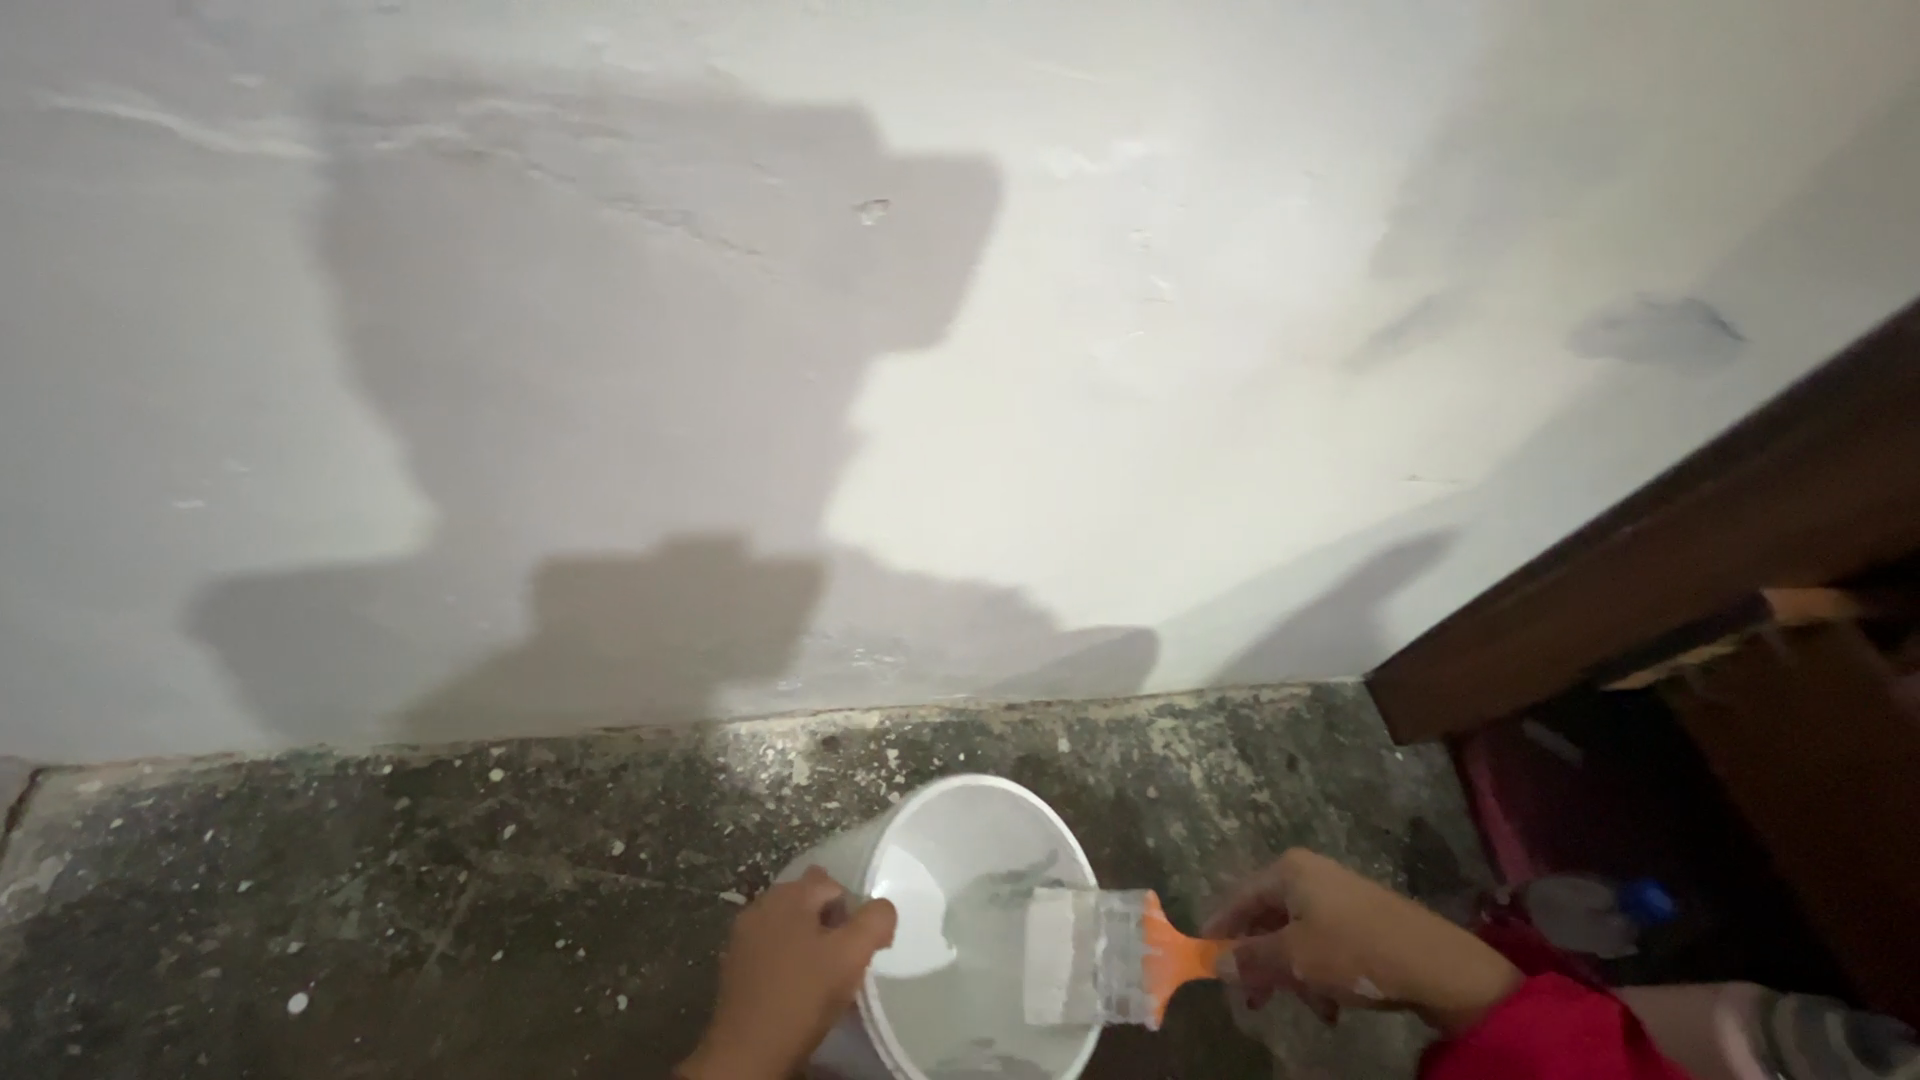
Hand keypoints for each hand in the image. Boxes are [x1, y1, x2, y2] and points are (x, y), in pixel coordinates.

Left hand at [679, 867, 897, 1079]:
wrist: (747, 1052)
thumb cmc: (803, 996)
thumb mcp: (852, 955)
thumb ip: (876, 921)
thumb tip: (883, 908)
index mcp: (789, 895)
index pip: (833, 884)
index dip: (853, 912)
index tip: (858, 948)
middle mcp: (762, 904)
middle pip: (809, 901)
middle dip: (829, 924)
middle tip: (841, 961)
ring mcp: (743, 934)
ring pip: (789, 925)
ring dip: (807, 942)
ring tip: (820, 977)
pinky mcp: (733, 963)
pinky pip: (770, 947)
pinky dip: (786, 959)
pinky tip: (795, 989)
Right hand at [1203, 848, 1521, 1034]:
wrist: (1439, 966)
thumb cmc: (1354, 951)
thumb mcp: (1295, 959)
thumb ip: (1250, 958)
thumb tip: (1215, 962)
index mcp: (1287, 871)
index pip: (1238, 899)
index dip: (1220, 931)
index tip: (1207, 962)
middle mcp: (1309, 874)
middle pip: (1267, 918)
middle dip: (1261, 961)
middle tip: (1254, 1000)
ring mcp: (1338, 894)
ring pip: (1296, 935)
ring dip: (1293, 974)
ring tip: (1309, 1008)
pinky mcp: (1362, 917)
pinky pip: (1323, 942)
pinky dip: (1319, 972)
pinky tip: (1332, 1005)